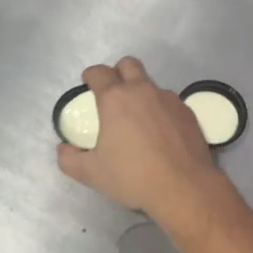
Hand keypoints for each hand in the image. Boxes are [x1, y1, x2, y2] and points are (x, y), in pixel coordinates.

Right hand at [56, 57, 224, 220]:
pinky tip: (160, 135)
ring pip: (151, 85)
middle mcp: (142, 91)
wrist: (183, 187)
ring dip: (141, 94)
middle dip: (117, 72)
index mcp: (115, 99)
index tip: (87, 85)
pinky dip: (160, 111)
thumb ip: (69, 159)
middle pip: (128, 64)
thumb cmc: (132, 176)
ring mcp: (168, 99)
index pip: (98, 72)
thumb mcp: (91, 173)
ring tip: (139, 122)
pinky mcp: (188, 112)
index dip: (90, 76)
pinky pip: (169, 103)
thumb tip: (64, 149)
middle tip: (113, 95)